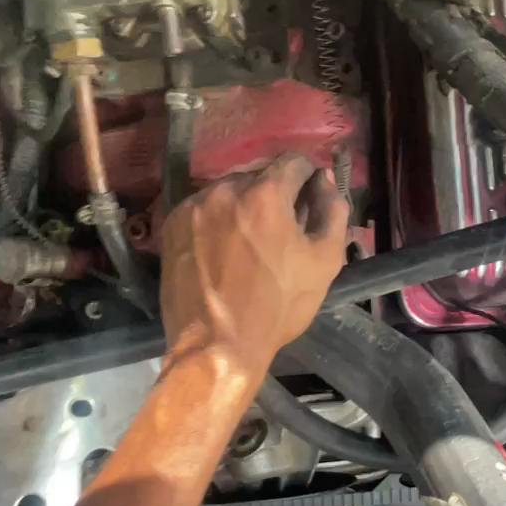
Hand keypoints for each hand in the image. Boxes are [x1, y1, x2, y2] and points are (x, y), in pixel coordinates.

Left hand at [159, 155, 348, 380]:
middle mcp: (226, 188)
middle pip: (259, 176)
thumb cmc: (278, 305)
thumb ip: (333, 210)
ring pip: (229, 191)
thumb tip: (326, 180)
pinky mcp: (172, 224)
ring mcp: (194, 206)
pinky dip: (217, 220)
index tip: (310, 199)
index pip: (294, 161)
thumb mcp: (324, 261)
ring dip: (244, 206)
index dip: (308, 178)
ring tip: (249, 243)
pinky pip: (203, 208)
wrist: (217, 344)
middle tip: (281, 229)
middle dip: (275, 195)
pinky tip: (223, 249)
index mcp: (266, 193)